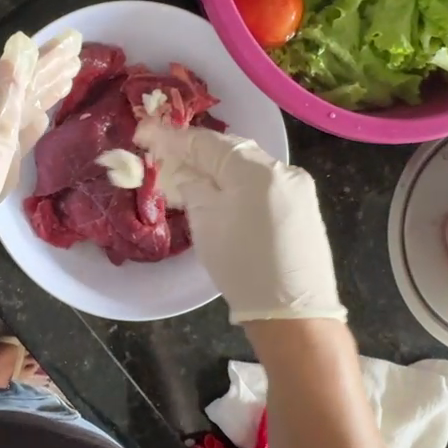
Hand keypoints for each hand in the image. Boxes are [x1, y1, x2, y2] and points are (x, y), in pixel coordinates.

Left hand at [0, 30, 80, 321]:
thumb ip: (4, 104)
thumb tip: (16, 53)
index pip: (19, 80)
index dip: (45, 60)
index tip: (72, 40)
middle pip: (18, 94)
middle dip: (47, 73)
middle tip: (77, 53)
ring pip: (18, 115)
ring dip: (41, 95)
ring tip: (67, 79)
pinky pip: (15, 140)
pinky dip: (29, 127)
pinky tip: (39, 124)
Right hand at [135, 121, 344, 324]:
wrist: (293, 314)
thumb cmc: (242, 267)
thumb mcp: (205, 224)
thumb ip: (193, 187)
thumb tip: (187, 173)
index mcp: (254, 169)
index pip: (206, 142)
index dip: (172, 138)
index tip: (145, 134)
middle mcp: (281, 169)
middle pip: (229, 151)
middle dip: (195, 153)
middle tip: (164, 158)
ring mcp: (297, 187)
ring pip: (247, 167)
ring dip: (216, 169)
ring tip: (188, 178)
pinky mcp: (303, 207)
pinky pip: (263, 183)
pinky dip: (237, 184)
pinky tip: (221, 196)